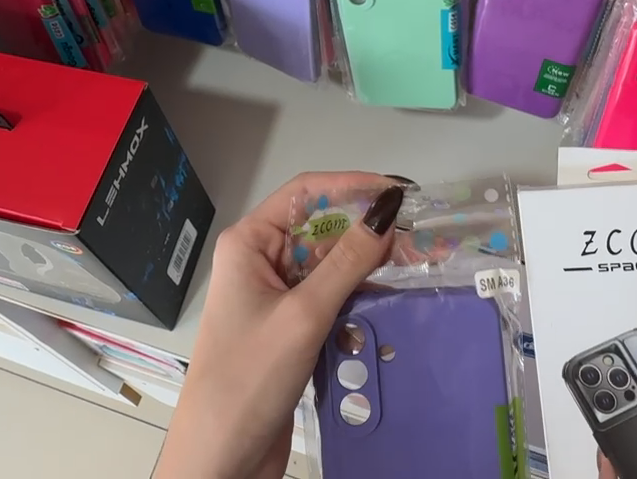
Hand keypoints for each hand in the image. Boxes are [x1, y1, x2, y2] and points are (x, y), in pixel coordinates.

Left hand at [154, 173, 405, 478]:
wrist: (220, 460)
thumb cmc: (249, 378)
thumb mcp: (303, 314)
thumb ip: (348, 261)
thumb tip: (387, 210)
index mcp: (250, 242)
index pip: (306, 194)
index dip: (351, 186)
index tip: (396, 191)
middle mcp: (261, 259)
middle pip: (321, 227)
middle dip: (365, 227)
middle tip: (416, 233)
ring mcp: (276, 293)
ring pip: (329, 261)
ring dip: (367, 260)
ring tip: (415, 260)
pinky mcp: (290, 325)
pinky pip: (330, 293)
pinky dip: (358, 291)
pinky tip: (391, 293)